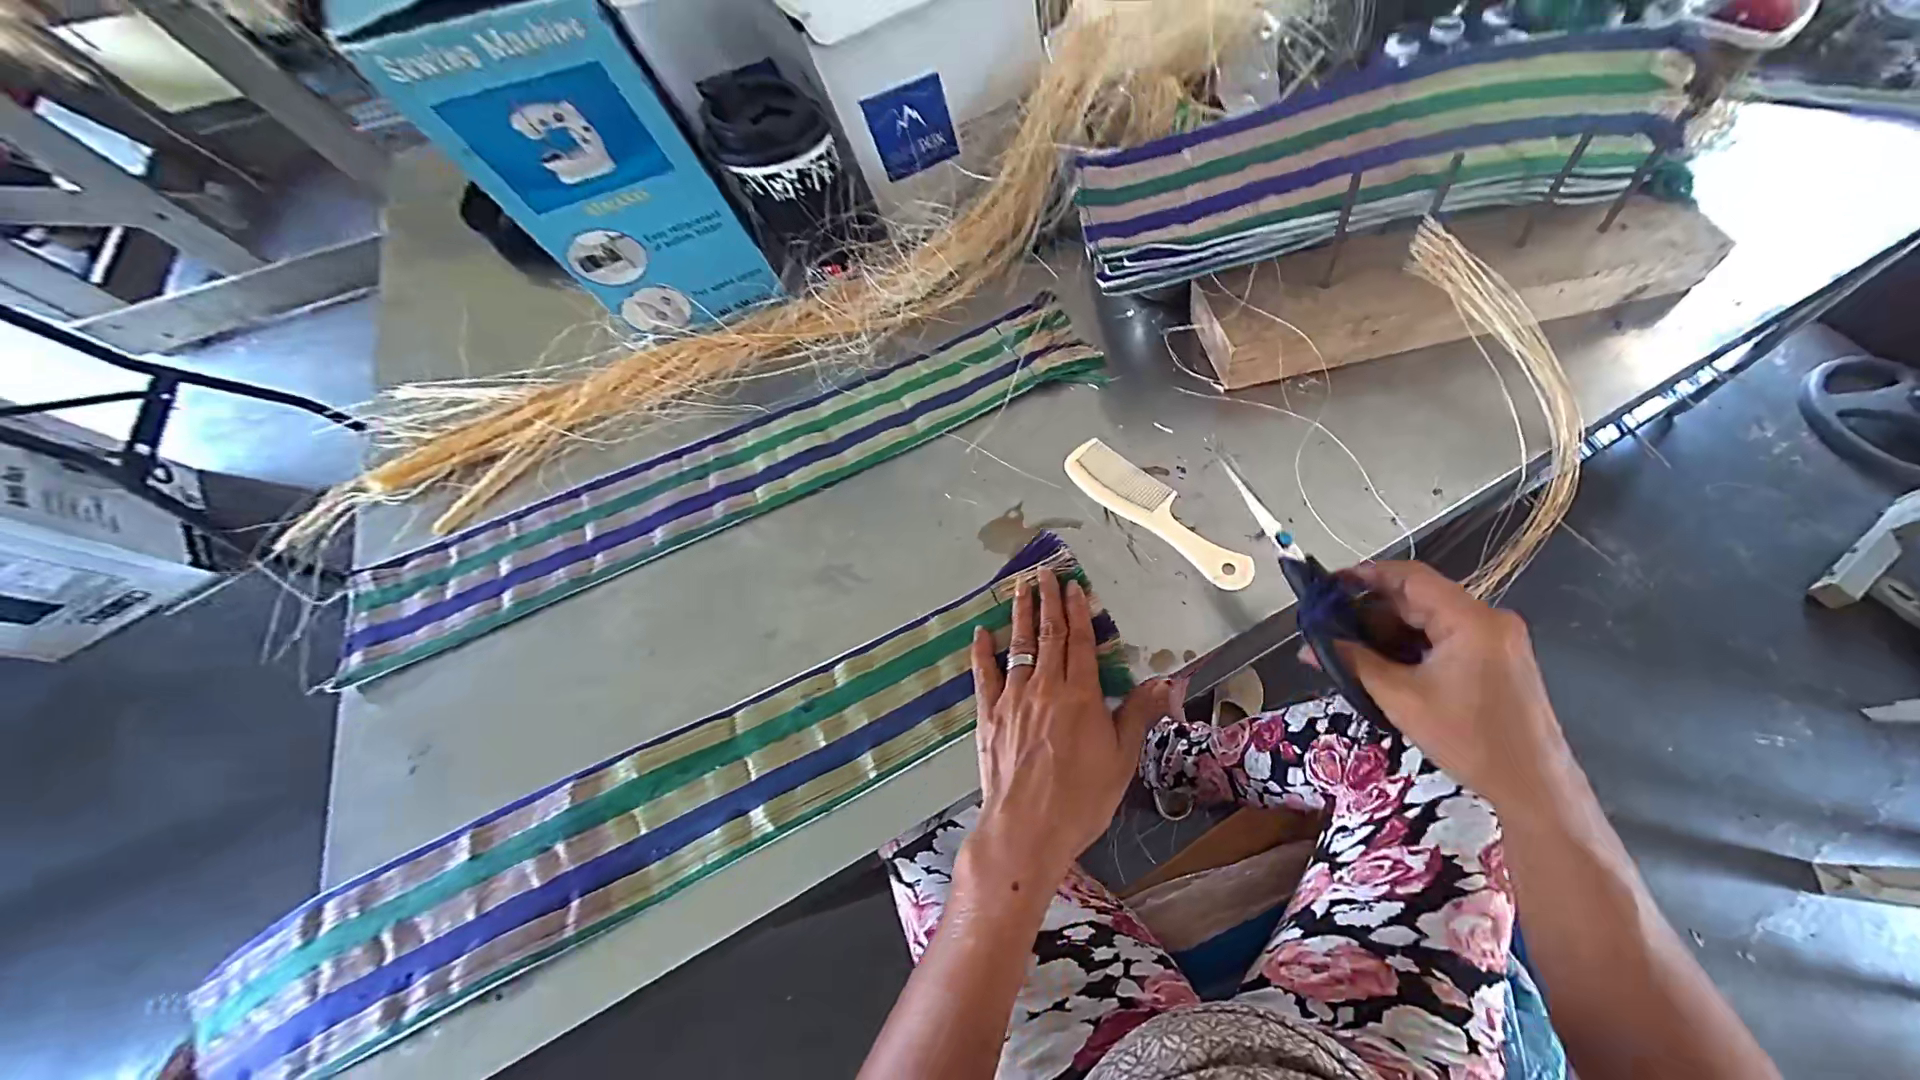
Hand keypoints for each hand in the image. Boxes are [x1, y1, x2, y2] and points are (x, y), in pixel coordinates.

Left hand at [964, 568, 1182, 888]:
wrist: (1026, 828)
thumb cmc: (1081, 799)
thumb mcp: (1121, 759)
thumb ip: (1139, 712)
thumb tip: (1167, 680)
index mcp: (1079, 695)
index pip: (1079, 641)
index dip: (1078, 610)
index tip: (1074, 586)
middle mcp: (1044, 688)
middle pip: (1048, 635)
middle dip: (1047, 600)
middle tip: (1045, 572)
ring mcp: (1012, 699)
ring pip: (1017, 646)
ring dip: (1019, 615)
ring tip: (1020, 588)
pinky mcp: (988, 716)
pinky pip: (984, 675)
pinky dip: (982, 652)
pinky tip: (981, 633)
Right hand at [1329, 561, 1571, 810]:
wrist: (1534, 787)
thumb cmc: (1468, 738)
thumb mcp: (1399, 697)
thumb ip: (1353, 661)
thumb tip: (1309, 647)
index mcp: (1471, 620)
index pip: (1410, 577)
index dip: (1365, 575)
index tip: (1328, 587)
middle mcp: (1487, 621)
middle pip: (1417, 598)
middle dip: (1370, 610)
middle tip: (1329, 627)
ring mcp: (1494, 640)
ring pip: (1427, 619)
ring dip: (1386, 631)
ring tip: (1348, 650)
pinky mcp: (1494, 660)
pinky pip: (1441, 638)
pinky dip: (1408, 645)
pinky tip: (1380, 664)